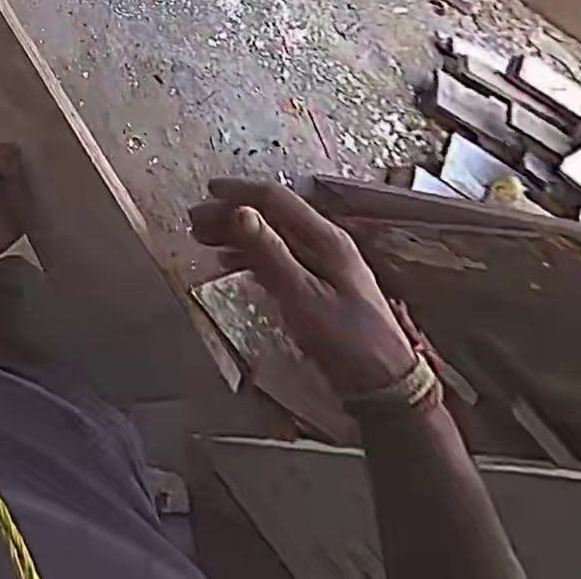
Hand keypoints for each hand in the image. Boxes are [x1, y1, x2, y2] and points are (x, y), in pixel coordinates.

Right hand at [188, 179, 417, 395]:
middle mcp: (324, 243)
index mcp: (325, 239)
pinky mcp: (316, 283)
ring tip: (203, 238)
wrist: (386, 389)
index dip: (239, 191)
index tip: (207, 190)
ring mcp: (321, 263)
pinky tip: (228, 261)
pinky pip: (275, 256)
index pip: (275, 199)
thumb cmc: (344, 340)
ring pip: (270, 235)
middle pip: (269, 216)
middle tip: (194, 221)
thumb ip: (268, 251)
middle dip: (229, 213)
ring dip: (234, 233)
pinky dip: (247, 254)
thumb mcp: (300, 295)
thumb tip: (238, 210)